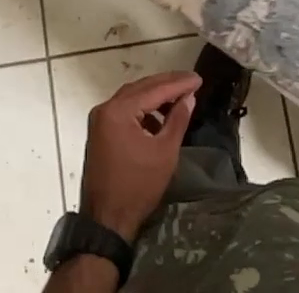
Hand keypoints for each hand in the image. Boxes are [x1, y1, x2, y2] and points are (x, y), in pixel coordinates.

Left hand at [79, 71, 200, 240]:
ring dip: (155, 96)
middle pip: (140, 88)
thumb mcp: (165, 152)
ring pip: (132, 98)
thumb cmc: (138, 186)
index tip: (199, 78)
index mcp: (118, 110)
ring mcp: (99, 120)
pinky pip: (124, 111)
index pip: (153, 89)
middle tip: (191, 81)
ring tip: (179, 98)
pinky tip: (159, 119)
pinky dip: (143, 110)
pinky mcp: (100, 132)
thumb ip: (177, 119)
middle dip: (167, 84)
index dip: (178, 83)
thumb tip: (188, 97)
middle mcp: (105, 108)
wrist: (107, 219)